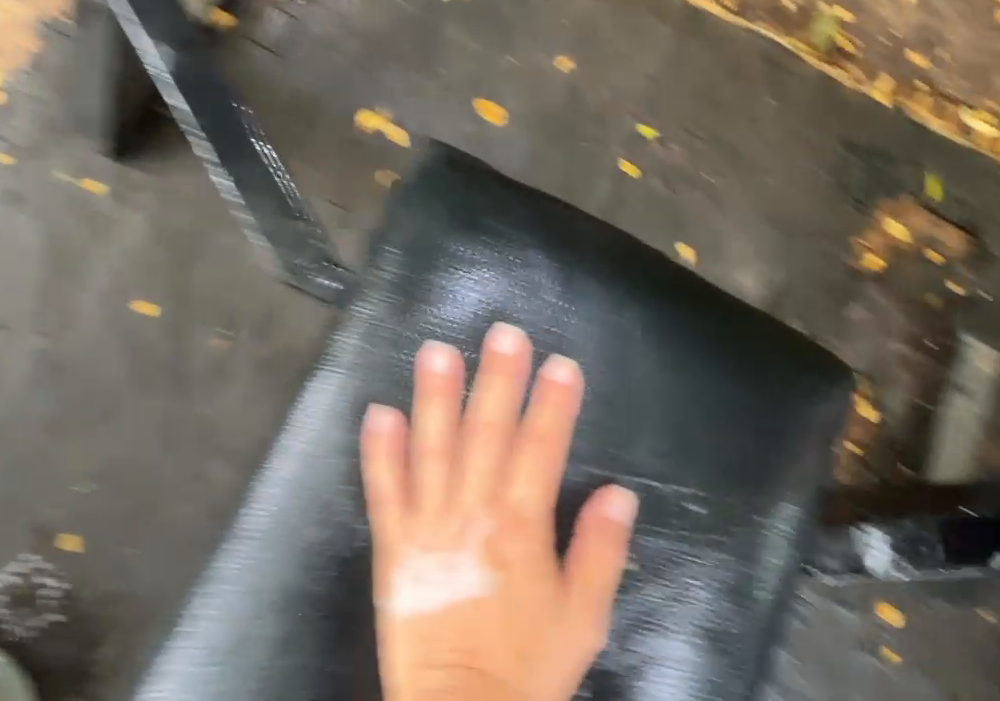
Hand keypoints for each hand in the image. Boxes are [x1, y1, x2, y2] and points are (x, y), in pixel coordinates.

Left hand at [359, 324, 637, 700]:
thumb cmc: (527, 665)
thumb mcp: (583, 618)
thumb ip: (601, 552)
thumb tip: (621, 493)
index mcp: (522, 528)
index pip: (541, 449)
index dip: (553, 404)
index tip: (561, 363)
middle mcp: (473, 514)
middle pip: (487, 434)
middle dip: (497, 380)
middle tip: (502, 333)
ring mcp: (428, 526)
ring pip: (432, 448)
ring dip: (435, 397)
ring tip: (436, 352)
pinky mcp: (393, 545)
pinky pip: (383, 490)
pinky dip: (379, 451)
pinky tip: (378, 411)